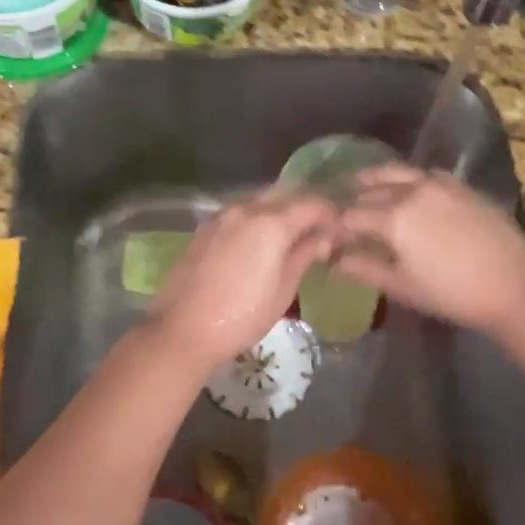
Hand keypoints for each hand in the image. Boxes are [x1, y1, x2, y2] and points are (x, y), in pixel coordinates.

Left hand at [148, 189, 335, 369]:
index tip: (340, 230)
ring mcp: (221, 216)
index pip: (312, 203)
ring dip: (279, 212)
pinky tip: (259, 244)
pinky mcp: (204, 228)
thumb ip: (304, 255)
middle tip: (318, 231)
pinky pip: (239, 214)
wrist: (184, 330)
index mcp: (271, 222)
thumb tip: (322, 238)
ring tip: (290, 238)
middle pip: (284, 195)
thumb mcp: (283, 290)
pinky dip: (256, 220)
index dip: (330, 214)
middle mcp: (245, 209)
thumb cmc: (242, 316)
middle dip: (305, 208)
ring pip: (259, 201)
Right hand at [333, 164, 524, 333]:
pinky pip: (423, 174)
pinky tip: (405, 190)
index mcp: (393, 217)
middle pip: (370, 190)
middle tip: (341, 215)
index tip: (326, 237)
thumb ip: (364, 267)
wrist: (513, 285)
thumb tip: (334, 260)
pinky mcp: (460, 186)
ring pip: (396, 173)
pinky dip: (405, 179)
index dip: (334, 226)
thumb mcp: (402, 285)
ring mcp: (439, 184)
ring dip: (375, 181)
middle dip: (351, 202)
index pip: (350, 215)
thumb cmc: (452, 293)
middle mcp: (412, 190)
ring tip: (362, 188)